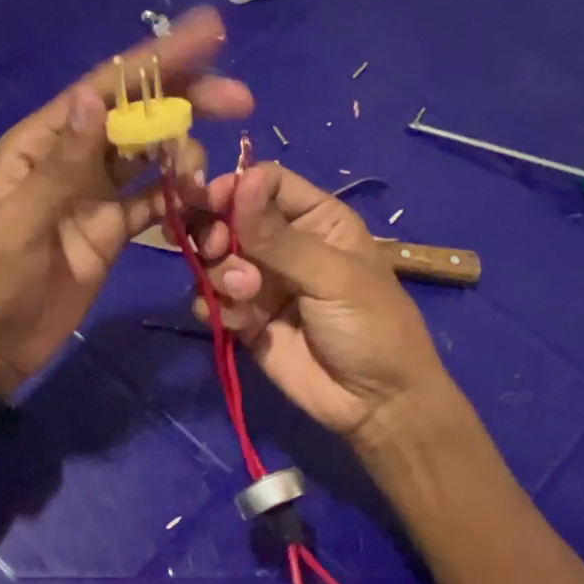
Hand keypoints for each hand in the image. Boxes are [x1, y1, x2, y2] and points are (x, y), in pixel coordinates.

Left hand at [0, 8, 253, 397]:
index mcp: (42, 142)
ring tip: (206, 179)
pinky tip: (205, 201)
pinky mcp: (114, 230)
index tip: (212, 37)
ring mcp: (97, 194)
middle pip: (136, 115)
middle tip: (241, 101)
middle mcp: (73, 158)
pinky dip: (181, 198)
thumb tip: (94, 99)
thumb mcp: (21, 222)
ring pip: (151, 155)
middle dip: (187, 101)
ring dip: (185, 155)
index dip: (157, 62)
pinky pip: (156, 202)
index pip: (105, 89)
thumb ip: (61, 165)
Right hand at [192, 163, 451, 444]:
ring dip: (219, 274)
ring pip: (216, 261)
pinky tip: (230, 320)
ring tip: (243, 296)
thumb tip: (240, 180)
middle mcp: (285, 246)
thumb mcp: (331, 276)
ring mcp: (263, 285)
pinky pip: (213, 302)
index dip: (235, 187)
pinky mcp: (246, 322)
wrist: (374, 402)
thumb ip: (279, 237)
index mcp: (317, 220)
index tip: (209, 200)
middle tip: (215, 250)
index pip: (266, 184)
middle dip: (215, 231)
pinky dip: (213, 307)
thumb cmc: (371, 327)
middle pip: (230, 218)